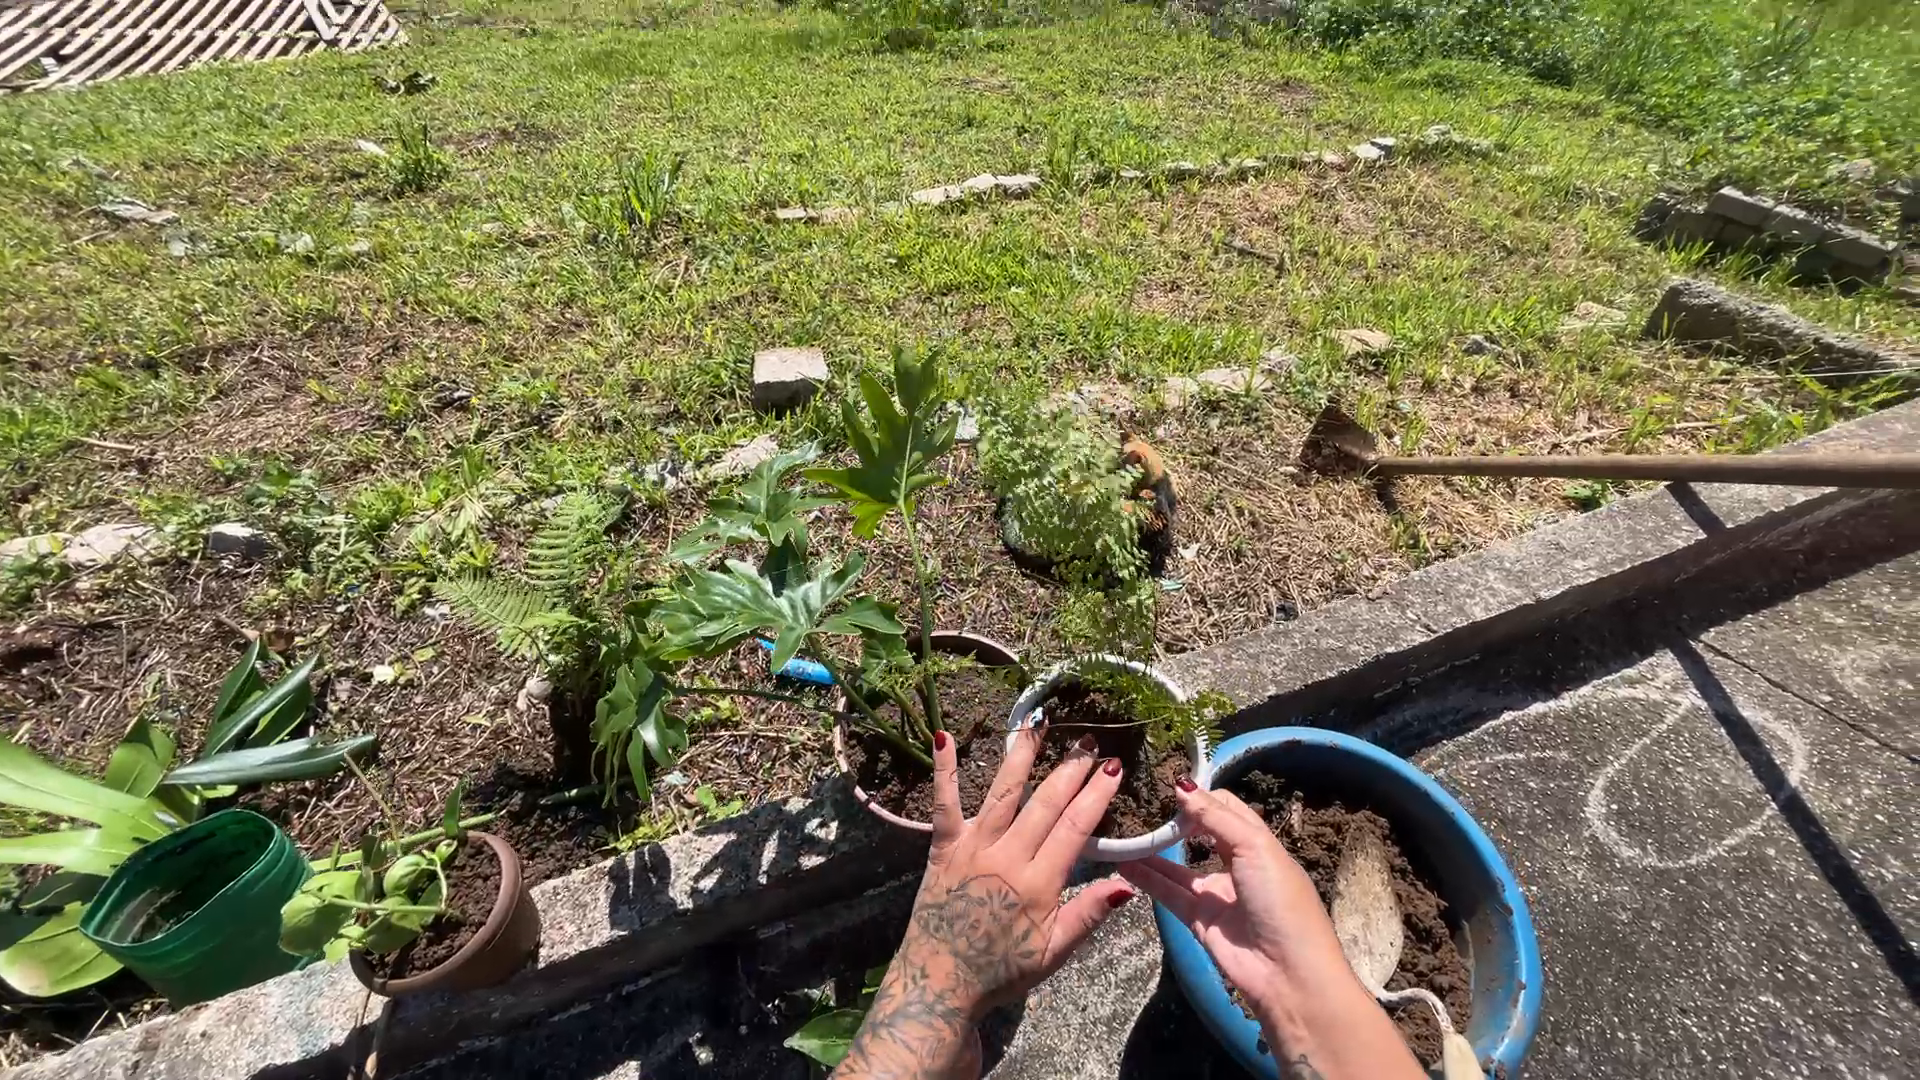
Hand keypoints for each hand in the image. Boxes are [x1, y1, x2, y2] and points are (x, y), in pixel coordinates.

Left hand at [834, 726, 1135, 1078]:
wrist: (940, 983)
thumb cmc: (1000, 971)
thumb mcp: (1053, 954)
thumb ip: (1088, 916)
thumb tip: (1127, 885)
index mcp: (1038, 883)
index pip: (1074, 828)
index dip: (1096, 794)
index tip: (1113, 767)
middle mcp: (1007, 856)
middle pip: (1045, 803)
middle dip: (1070, 770)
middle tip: (1088, 743)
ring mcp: (973, 846)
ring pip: (1002, 792)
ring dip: (1022, 756)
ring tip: (1038, 725)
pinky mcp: (943, 846)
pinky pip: (944, 803)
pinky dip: (943, 771)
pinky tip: (943, 737)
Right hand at [1119, 784, 1422, 1079]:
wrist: (1289, 977)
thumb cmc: (1280, 901)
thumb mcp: (1254, 847)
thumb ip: (1214, 816)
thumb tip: (1180, 784)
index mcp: (1258, 844)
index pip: (1225, 808)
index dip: (1201, 797)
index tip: (1171, 791)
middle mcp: (1237, 865)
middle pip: (1199, 834)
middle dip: (1175, 821)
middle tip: (1146, 809)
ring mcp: (1217, 894)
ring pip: (1178, 865)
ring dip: (1154, 850)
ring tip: (1124, 834)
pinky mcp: (1199, 920)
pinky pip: (1168, 892)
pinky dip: (1146, 877)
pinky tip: (1123, 862)